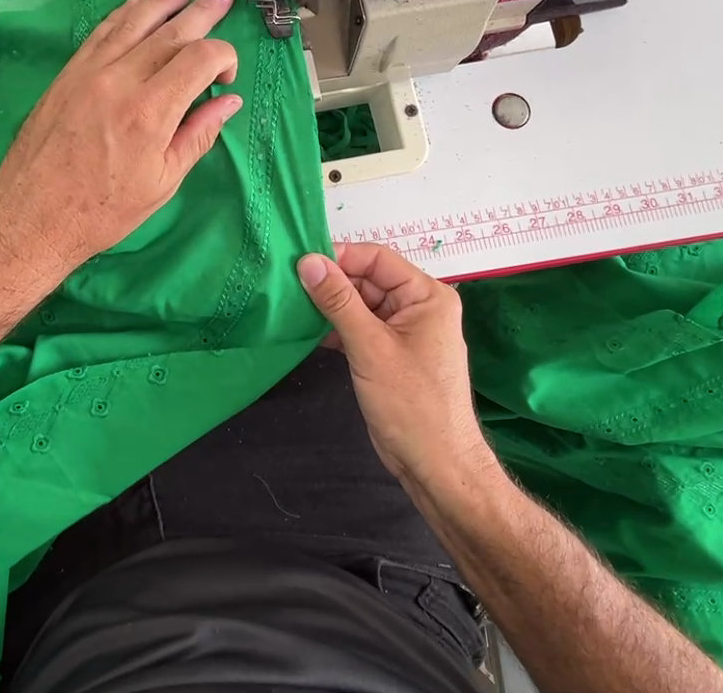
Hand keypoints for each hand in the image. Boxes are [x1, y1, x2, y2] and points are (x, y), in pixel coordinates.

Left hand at [0, 0, 242, 287]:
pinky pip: (101, 33)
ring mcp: (89, 73)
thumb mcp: (162, 183)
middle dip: (201, 12)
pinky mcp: (68, 75)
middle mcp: (120, 81)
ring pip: (133, 23)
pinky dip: (123, 16)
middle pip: (170, 32)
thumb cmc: (102, 211)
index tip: (225, 77)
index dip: (223, 58)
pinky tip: (136, 7)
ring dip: (163, 2)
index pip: (199, 59)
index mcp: (151, 112)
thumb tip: (228, 103)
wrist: (32, 216)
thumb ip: (197, 136)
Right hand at [297, 244, 493, 486]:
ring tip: (290, 304)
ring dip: (328, 306)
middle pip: (367, 279)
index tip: (299, 262)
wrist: (435, 465)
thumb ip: (338, 302)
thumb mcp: (370, 347)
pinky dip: (334, 328)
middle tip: (287, 284)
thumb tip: (308, 262)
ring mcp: (402, 331)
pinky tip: (305, 330)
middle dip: (330, 282)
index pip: (377, 258)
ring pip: (359, 304)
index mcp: (426, 295)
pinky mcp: (387, 353)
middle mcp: (417, 307)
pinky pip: (358, 327)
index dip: (339, 256)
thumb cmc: (412, 404)